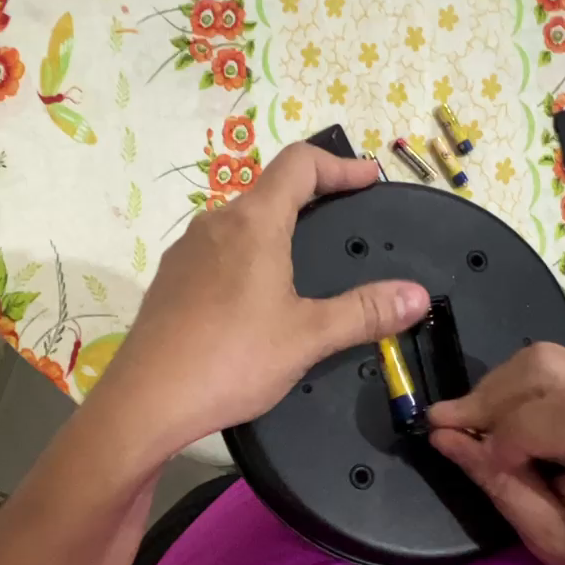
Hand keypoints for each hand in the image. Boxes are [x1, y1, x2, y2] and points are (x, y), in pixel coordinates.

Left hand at [91, 143, 429, 452]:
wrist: (147, 401)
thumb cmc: (231, 359)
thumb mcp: (307, 337)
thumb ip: (363, 312)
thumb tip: (417, 295)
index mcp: (253, 222)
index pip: (299, 164)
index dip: (339, 165)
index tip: (368, 179)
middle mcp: (214, 224)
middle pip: (267, 192)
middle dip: (309, 199)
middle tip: (342, 223)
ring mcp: (185, 254)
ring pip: (239, 226)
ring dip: (274, 232)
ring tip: (302, 265)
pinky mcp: (169, 284)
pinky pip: (217, 257)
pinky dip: (246, 261)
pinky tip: (255, 301)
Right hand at [426, 343, 564, 564]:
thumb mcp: (548, 539)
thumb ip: (498, 483)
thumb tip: (443, 437)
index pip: (562, 415)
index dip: (505, 431)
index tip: (470, 452)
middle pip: (551, 369)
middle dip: (491, 394)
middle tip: (455, 423)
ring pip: (553, 360)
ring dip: (503, 386)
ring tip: (479, 420)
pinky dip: (524, 389)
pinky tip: (511, 420)